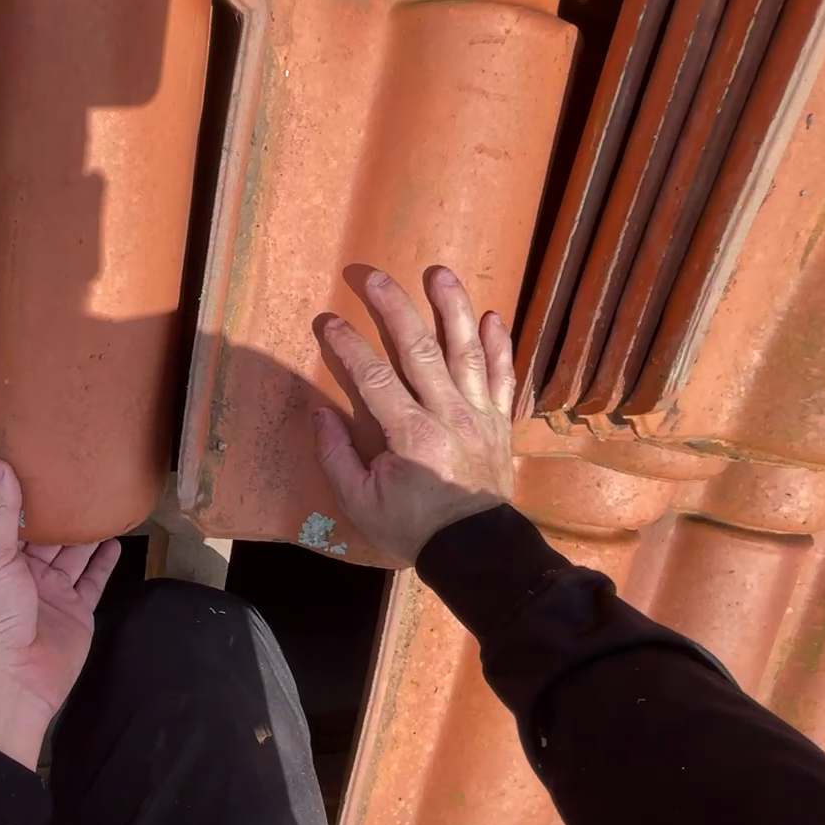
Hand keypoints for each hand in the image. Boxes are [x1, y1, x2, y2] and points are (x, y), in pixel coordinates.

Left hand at [0, 460, 121, 768]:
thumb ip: (1, 514)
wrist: (12, 681)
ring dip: (87, 535)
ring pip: (74, 557)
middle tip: (83, 483)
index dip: (29, 500)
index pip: (15, 524)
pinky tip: (114, 542)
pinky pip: (93, 582)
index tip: (44, 469)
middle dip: (63, 515)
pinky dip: (104, 563)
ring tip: (103, 506)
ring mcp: (53, 596)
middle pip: (49, 539)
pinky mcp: (77, 613)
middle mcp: (26, 577)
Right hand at [313, 267, 516, 566]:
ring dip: (453, 308)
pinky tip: (493, 317)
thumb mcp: (359, 502)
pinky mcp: (500, 423)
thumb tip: (320, 414)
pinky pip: (505, 377)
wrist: (477, 551)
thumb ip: (336, 456)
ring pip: (468, 352)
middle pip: (420, 350)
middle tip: (373, 276)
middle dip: (394, 308)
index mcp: (411, 436)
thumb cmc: (412, 527)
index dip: (349, 346)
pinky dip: (501, 346)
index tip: (328, 321)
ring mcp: (481, 416)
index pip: (374, 378)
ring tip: (439, 272)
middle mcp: (449, 415)